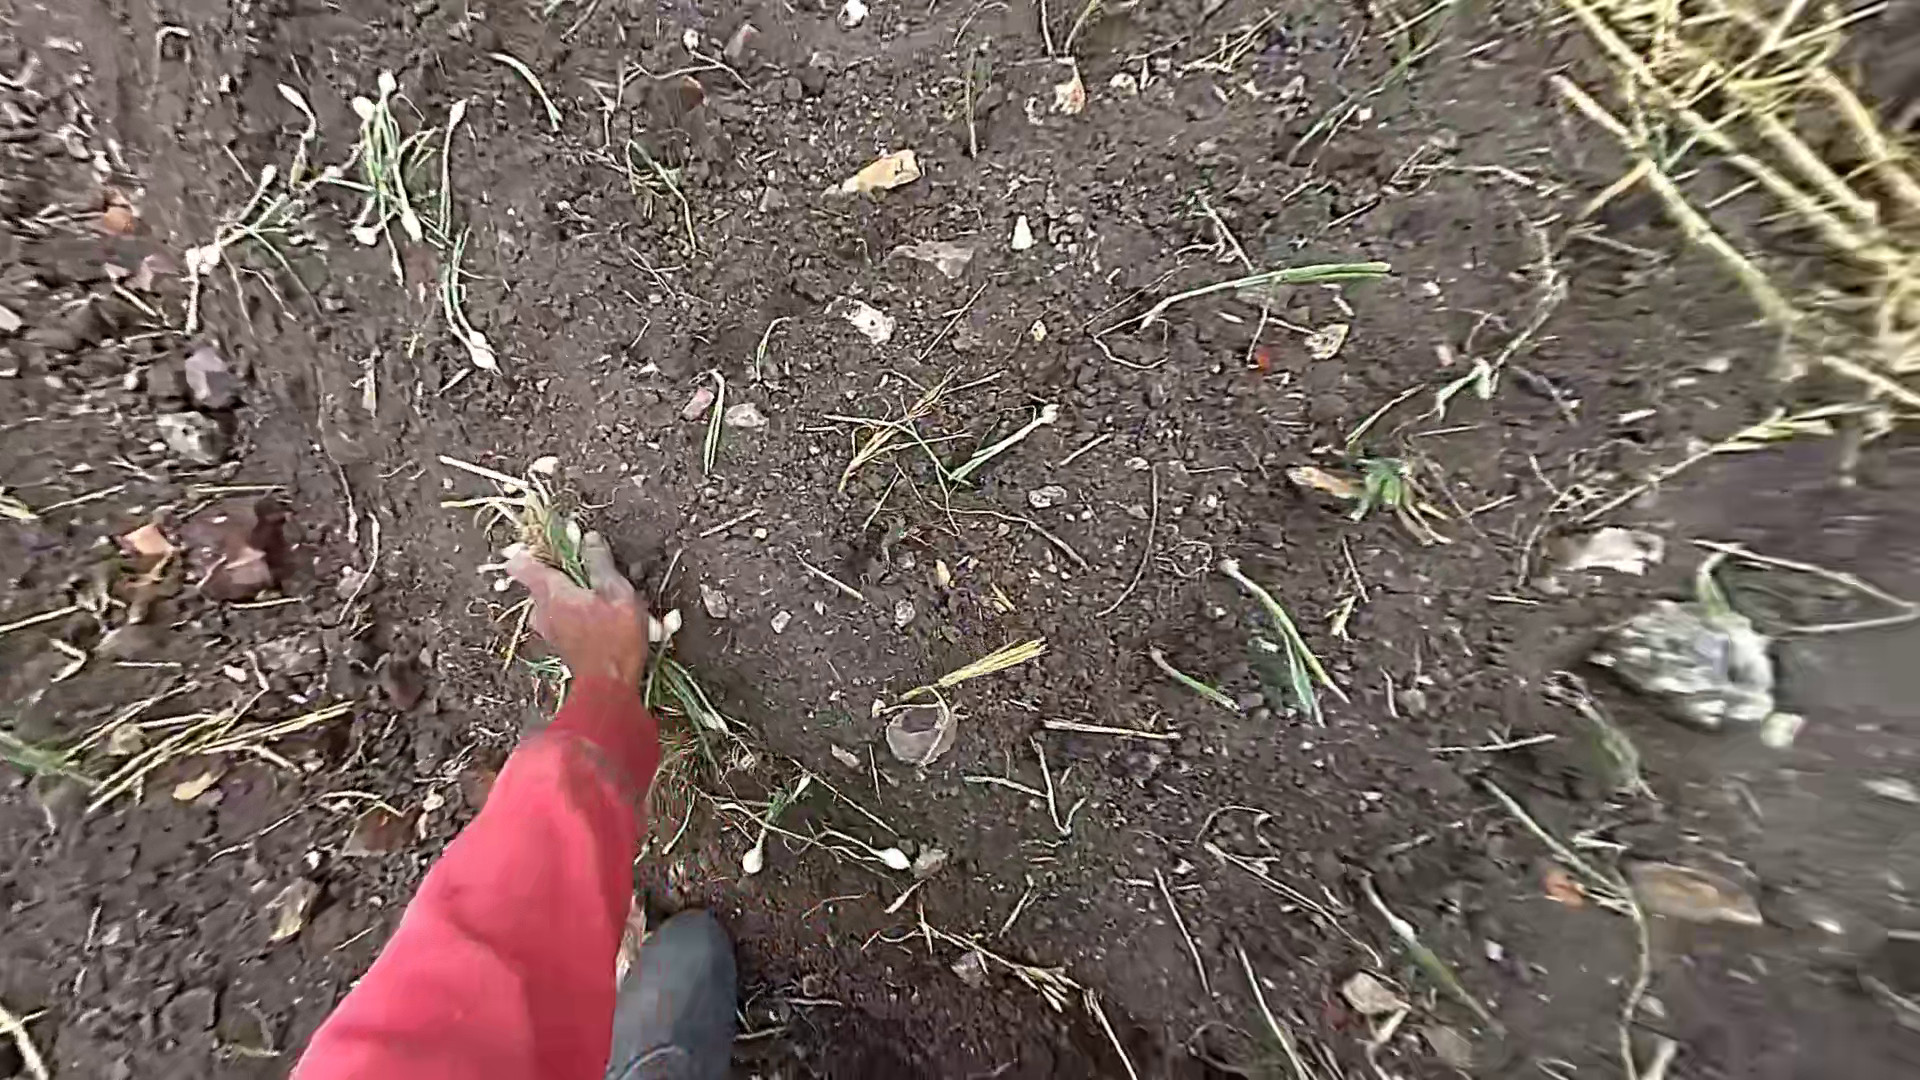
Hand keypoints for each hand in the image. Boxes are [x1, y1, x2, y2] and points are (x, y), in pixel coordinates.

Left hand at [506, 531, 646, 686]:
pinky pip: (562, 617)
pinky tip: (602, 618)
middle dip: (565, 574)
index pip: (525, 565)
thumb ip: (600, 564)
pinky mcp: (559, 642)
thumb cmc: (616, 636)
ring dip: (574, 595)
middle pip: (543, 582)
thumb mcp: (617, 593)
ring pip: (554, 601)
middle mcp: (541, 610)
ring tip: (605, 599)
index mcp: (552, 593)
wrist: (609, 684)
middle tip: (595, 573)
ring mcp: (547, 629)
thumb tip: (589, 538)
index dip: (535, 551)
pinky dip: (577, 612)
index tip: (551, 546)